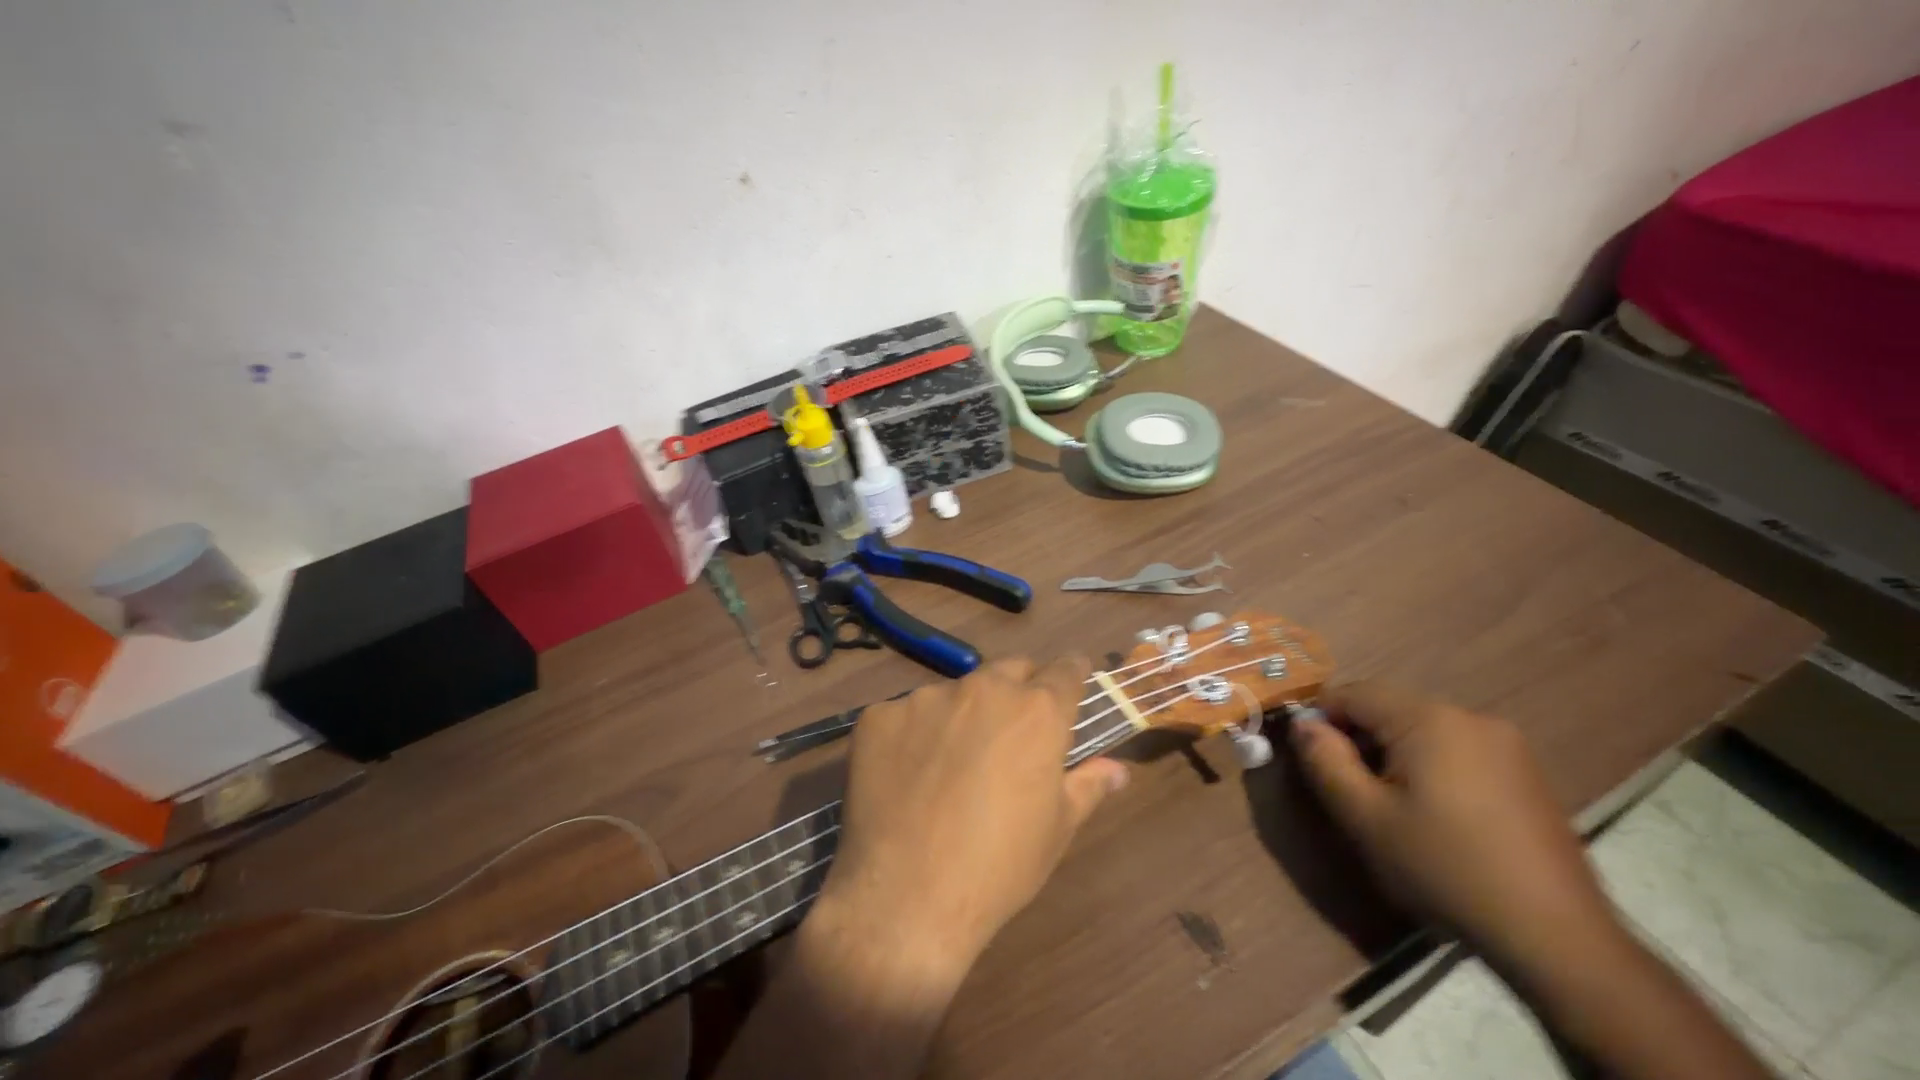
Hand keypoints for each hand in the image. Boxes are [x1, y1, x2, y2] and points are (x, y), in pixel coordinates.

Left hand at [812, 656, 1129, 978]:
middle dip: (1018, 691)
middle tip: (1012, 733)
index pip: (1066, 670)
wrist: (906, 898)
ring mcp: (924, 699)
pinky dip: (913, 736)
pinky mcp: (878, 717)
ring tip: (951, 764)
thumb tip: (1118, 769)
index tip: (1072, 682)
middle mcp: (983, 690)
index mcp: (1037, 712)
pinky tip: (907, 778)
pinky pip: (905, 715)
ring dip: (962, 714)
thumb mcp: (1057, 830)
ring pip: (954, 693)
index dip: (1072, 675)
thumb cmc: (999, 868)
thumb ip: (1089, 786)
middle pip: (1009, 671)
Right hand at [1290, 682, 1615, 967]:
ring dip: (1398, 755)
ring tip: (1393, 809)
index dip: (1322, 718)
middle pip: (1394, 709)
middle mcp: (1471, 716)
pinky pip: (1462, 752)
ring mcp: (1507, 744)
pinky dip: (1436, 769)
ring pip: (1428, 731)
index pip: (1355, 692)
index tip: (1312, 759)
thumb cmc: (1444, 868)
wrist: (1552, 930)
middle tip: (1349, 791)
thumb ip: (1326, 763)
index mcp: (1429, 718)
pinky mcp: (1528, 773)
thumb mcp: (1367, 819)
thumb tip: (1304, 726)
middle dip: (1362, 739)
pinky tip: (1440, 818)